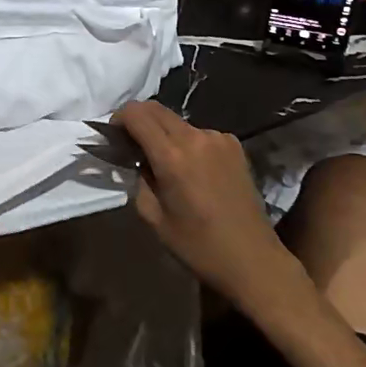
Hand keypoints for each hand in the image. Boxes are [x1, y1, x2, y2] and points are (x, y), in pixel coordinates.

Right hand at [115, 102, 303, 313]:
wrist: (252, 257)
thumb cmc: (198, 246)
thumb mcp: (155, 218)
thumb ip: (139, 181)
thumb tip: (135, 160)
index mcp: (172, 156)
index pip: (137, 115)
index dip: (119, 118)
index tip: (113, 135)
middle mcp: (196, 137)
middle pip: (157, 109)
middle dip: (139, 120)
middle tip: (132, 144)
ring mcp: (218, 137)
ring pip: (179, 122)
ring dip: (165, 133)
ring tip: (167, 163)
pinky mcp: (234, 144)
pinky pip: (201, 134)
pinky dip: (189, 143)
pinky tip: (195, 170)